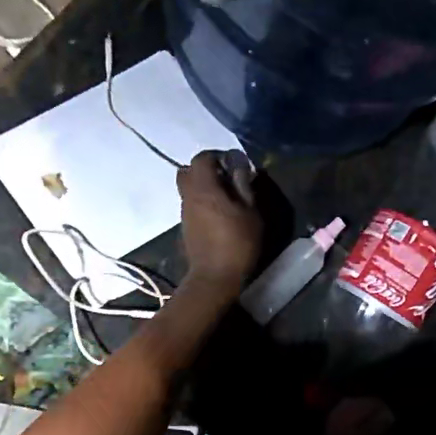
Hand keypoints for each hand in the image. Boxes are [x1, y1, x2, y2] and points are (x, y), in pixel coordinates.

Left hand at [177, 151, 261, 293]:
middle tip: (227, 180)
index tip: (236, 165)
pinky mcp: (186, 228)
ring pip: (189, 190)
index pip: (202, 158)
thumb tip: (240, 166)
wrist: (215, 278)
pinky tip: (220, 217)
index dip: (218, 156)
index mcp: (204, 188)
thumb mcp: (250, 212)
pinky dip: (203, 204)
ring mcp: (184, 213)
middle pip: (188, 171)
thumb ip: (244, 185)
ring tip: (227, 200)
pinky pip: (192, 206)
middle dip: (206, 171)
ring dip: (205, 189)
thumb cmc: (237, 243)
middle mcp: (188, 196)